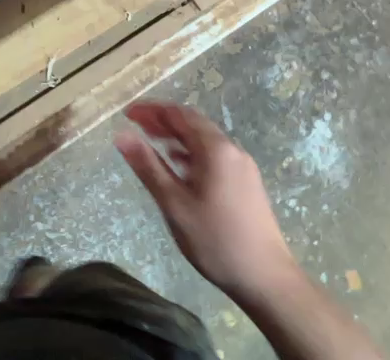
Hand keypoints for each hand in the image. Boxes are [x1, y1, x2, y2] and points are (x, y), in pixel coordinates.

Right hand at [115, 101, 298, 299]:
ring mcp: (243, 168)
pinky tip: (179, 167)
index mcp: (216, 149)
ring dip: (177, 138)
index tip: (127, 114)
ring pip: (204, 141)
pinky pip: (214, 157)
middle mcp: (232, 150)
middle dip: (163, 122)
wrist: (267, 280)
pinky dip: (192, 153)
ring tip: (152, 143)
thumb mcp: (174, 203)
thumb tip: (122, 135)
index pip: (179, 114)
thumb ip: (148, 166)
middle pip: (193, 124)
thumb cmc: (216, 240)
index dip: (152, 110)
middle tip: (135, 126)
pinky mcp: (246, 184)